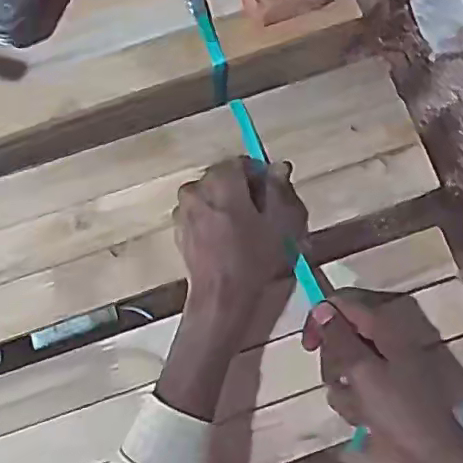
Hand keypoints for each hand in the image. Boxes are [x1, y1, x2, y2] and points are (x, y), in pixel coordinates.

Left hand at [173, 157, 306, 330]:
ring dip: (230, 209)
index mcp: (219, 180)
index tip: (275, 195)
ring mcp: (183, 212)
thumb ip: (279, 188)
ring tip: (250, 234)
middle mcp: (195, 190)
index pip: (242, 163)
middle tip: (266, 217)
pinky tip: (232, 245)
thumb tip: (277, 168)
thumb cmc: (256, 259)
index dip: (261, 177)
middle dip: (245, 193)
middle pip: (224, 180)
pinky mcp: (179, 233)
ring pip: (213, 200)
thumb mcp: (282, 221)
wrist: (223, 299)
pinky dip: (216, 225)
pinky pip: (202, 218)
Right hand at [301, 290, 456, 459]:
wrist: (430, 456)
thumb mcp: (362, 371)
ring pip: (343, 363)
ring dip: (341, 385)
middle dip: (332, 358)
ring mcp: (384, 368)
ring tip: (355, 404)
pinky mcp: (382, 392)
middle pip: (340, 333)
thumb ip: (339, 338)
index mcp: (385, 329)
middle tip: (336, 379)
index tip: (308, 346)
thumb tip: (321, 307)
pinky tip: (362, 417)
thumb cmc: (398, 409)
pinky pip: (353, 387)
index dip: (320, 318)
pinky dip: (352, 401)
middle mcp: (384, 342)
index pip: (343, 304)